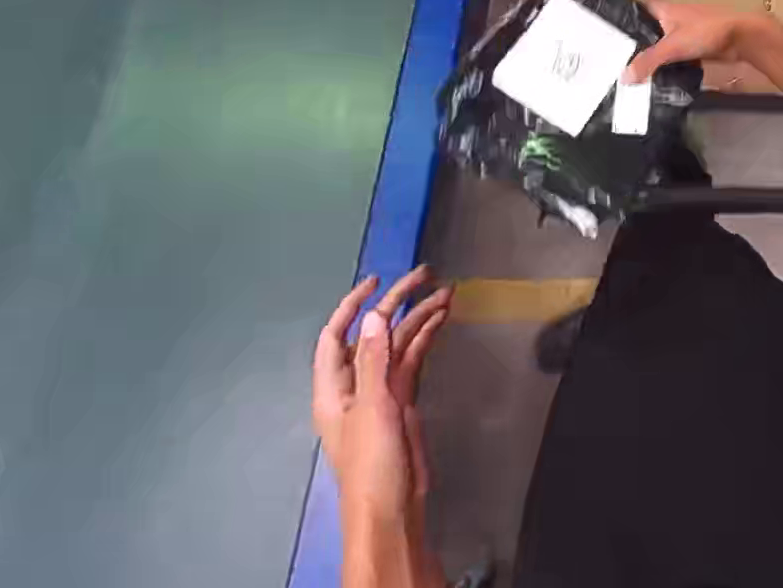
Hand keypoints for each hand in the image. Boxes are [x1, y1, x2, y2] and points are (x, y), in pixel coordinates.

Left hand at [312, 266, 451, 534]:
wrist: (393, 506)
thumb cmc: (371, 462)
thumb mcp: (372, 410)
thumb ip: (375, 361)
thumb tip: (377, 315)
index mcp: (335, 388)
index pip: (336, 337)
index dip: (352, 306)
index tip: (377, 280)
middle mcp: (356, 383)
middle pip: (375, 334)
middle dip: (398, 302)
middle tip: (427, 275)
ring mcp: (382, 390)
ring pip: (400, 343)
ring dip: (421, 317)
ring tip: (448, 292)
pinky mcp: (404, 397)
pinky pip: (414, 357)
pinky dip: (428, 336)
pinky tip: (444, 319)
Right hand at [624, 2, 773, 82]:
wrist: (741, 37)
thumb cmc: (706, 31)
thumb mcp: (672, 46)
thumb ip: (648, 61)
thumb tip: (626, 77)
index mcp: (663, 10)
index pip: (637, 12)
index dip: (625, 24)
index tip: (610, 40)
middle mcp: (673, 19)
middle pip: (649, 33)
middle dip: (639, 47)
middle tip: (621, 65)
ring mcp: (687, 33)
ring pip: (664, 47)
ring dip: (656, 59)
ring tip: (637, 76)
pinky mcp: (698, 47)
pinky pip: (678, 58)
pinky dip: (671, 66)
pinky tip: (661, 78)